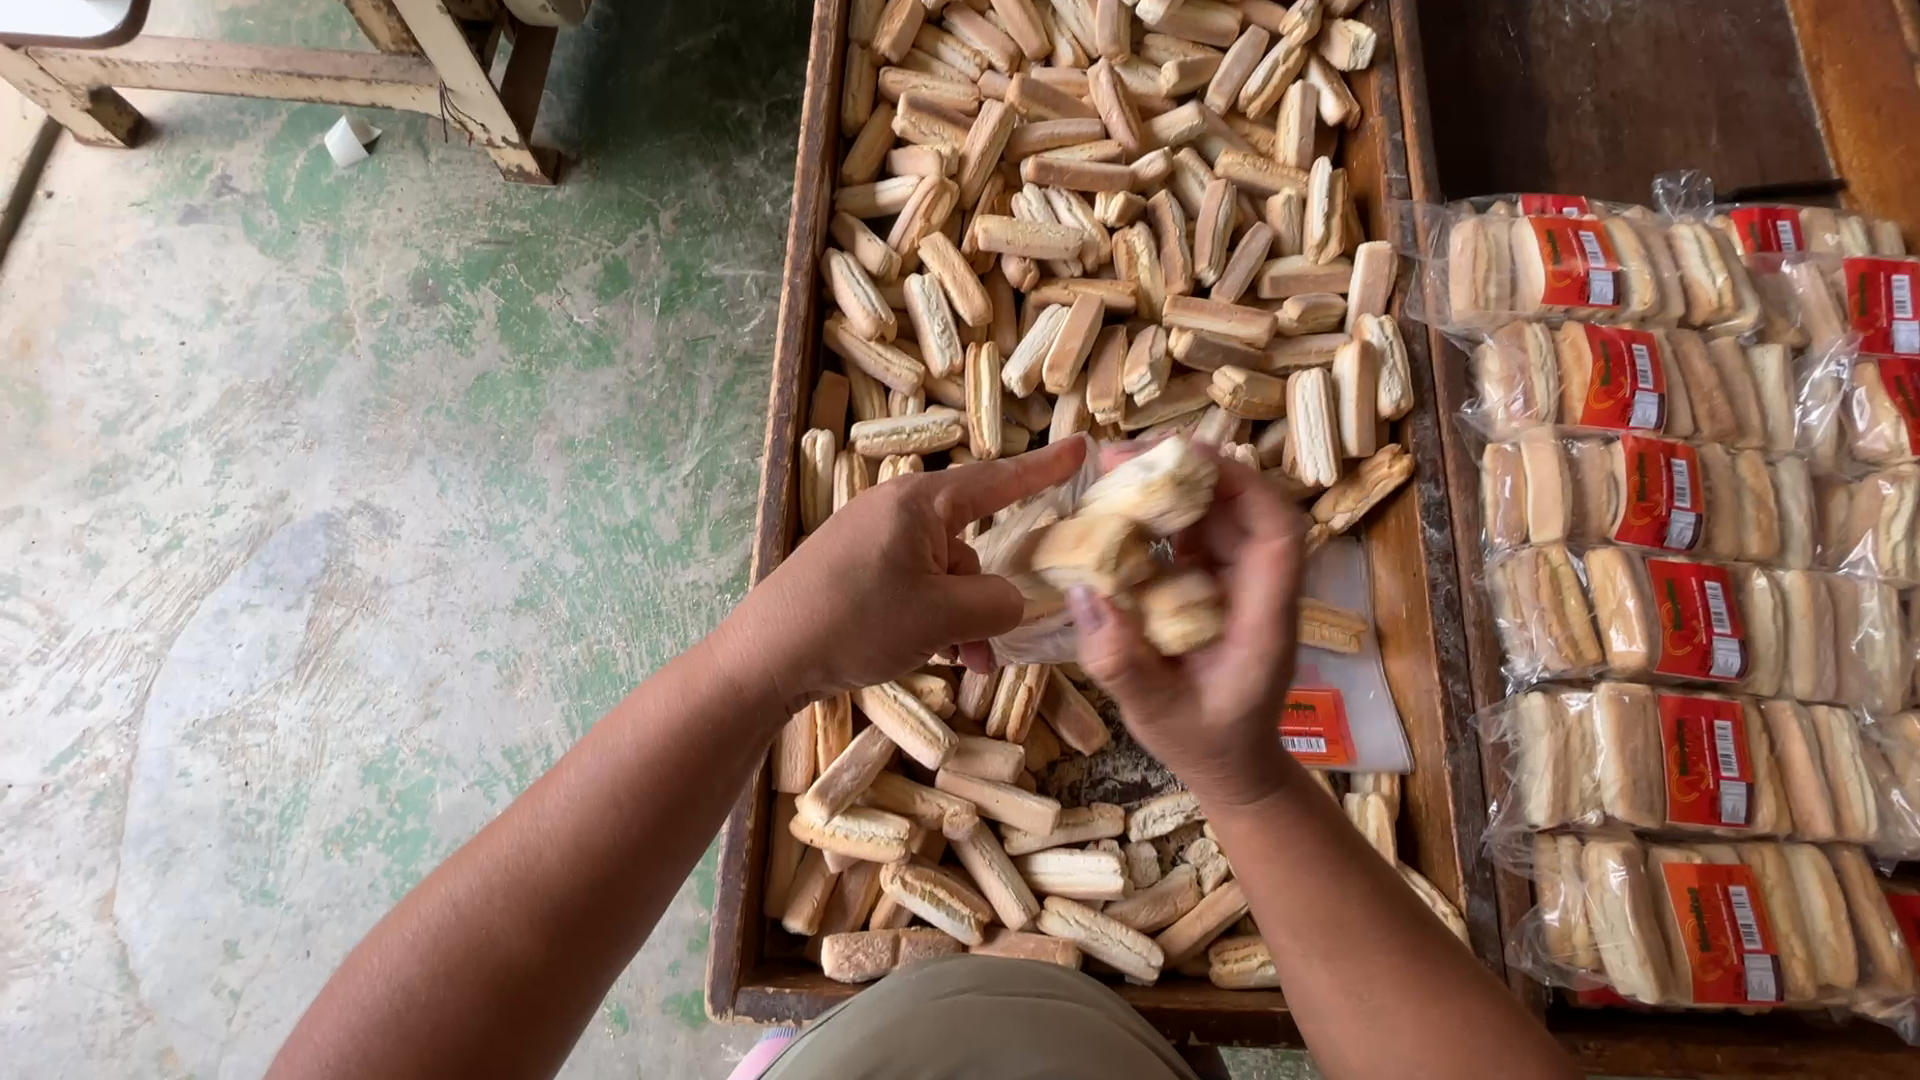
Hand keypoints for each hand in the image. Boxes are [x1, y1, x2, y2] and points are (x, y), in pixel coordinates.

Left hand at [722, 438, 1086, 712]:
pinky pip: (913, 586)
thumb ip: (997, 603)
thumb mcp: (942, 617)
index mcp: (919, 502)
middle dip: (990, 593)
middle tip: (1001, 639)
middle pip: (971, 542)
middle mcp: (896, 511)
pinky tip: (934, 656)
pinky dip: (932, 618)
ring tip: (965, 664)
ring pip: (943, 574)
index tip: (1083, 446)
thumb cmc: (857, 621)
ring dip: (962, 617)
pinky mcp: (855, 570)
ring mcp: (872, 540)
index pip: (997, 478)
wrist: (766, 656)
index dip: (1045, 467)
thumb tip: (1013, 600)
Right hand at [1068, 454, 1309, 806]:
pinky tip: (1116, 510)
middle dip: (1189, 470)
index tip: (1181, 460)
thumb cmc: (1204, 740)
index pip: (1276, 531)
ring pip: (1216, 512)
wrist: (1230, 760)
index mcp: (1264, 617)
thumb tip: (1085, 592)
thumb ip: (1122, 662)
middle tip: (1119, 458)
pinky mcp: (1212, 582)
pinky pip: (1192, 532)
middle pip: (1243, 507)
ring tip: (1110, 473)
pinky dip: (1157, 513)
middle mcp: (1258, 587)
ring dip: (1169, 484)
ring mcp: (1237, 581)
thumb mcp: (1155, 713)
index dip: (1239, 484)